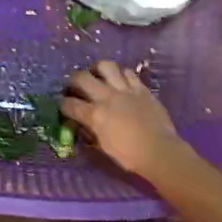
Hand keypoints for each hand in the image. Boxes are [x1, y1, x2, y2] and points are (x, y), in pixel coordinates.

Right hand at [61, 61, 190, 176]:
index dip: (62, 105)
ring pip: (105, 66)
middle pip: (81, 78)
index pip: (69, 104)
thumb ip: (90, 132)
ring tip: (97, 76)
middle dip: (73, 81)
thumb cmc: (130, 155)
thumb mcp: (103, 147)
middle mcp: (106, 97)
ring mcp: (125, 90)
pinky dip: (121, 74)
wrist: (159, 150)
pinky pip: (128, 72)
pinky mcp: (141, 88)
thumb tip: (82, 125)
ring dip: (97, 70)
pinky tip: (120, 82)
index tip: (64, 106)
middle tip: (75, 87)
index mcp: (95, 116)